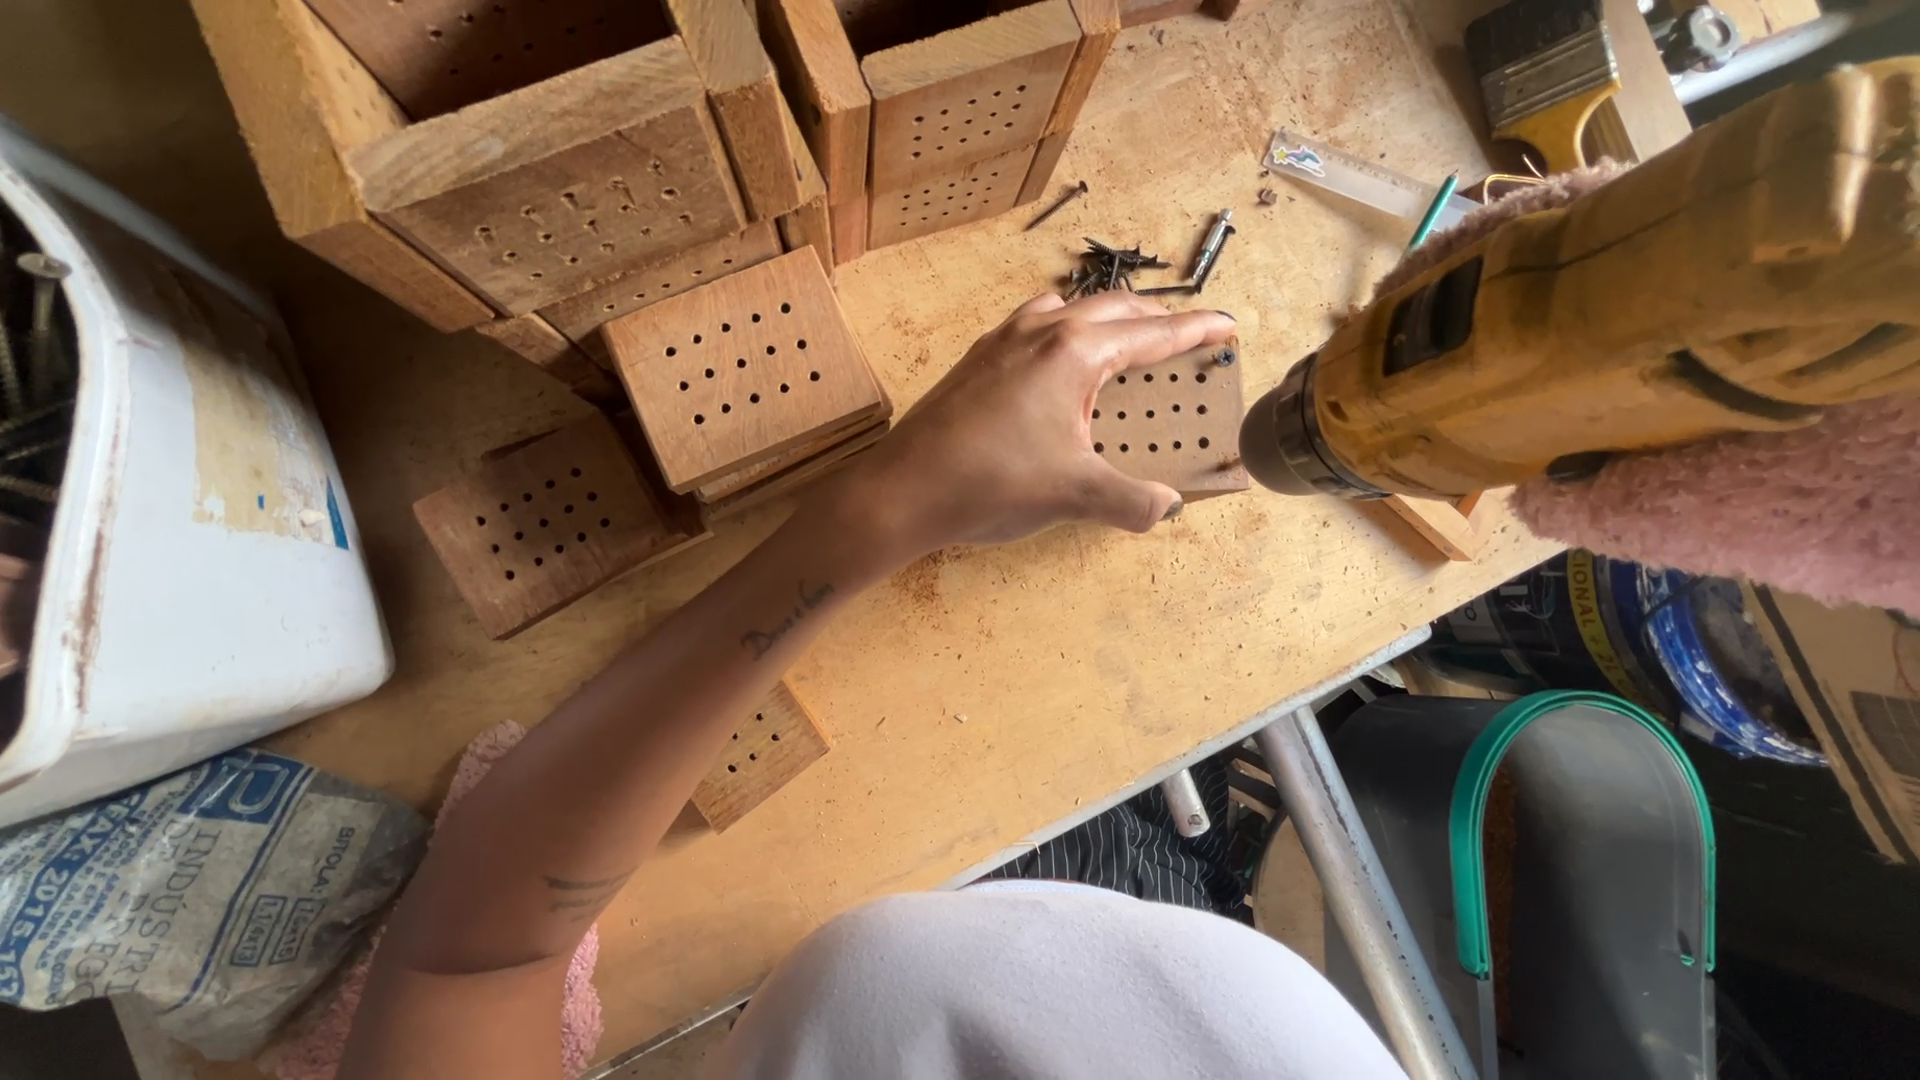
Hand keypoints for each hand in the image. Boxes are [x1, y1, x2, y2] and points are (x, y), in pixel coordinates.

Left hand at [814, 292, 1235, 562]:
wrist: (903, 490)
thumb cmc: (991, 484)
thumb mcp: (1075, 496)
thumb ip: (1133, 501)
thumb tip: (1166, 507)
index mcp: (1074, 353)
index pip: (1152, 334)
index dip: (1196, 330)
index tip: (1228, 325)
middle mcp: (1039, 331)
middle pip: (1113, 310)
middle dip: (1154, 320)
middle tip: (1182, 338)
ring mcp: (1000, 341)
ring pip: (1067, 309)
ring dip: (1102, 320)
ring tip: (1119, 347)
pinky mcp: (975, 361)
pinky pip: (1032, 327)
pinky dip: (1060, 333)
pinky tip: (1053, 371)